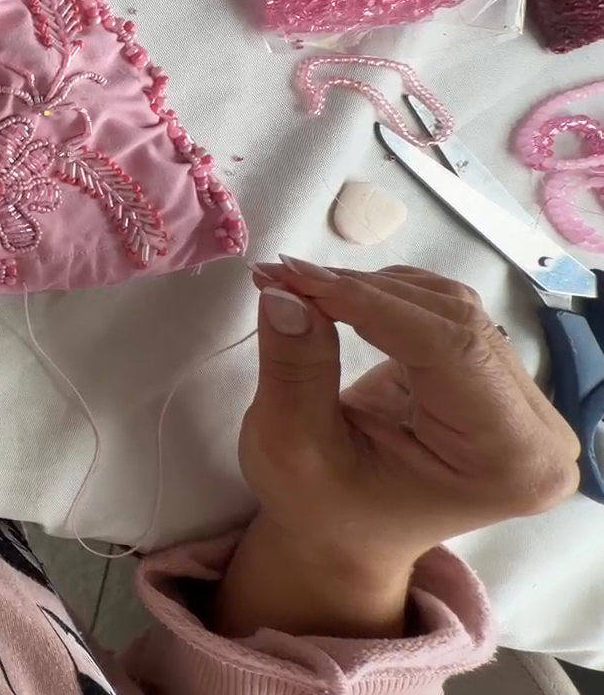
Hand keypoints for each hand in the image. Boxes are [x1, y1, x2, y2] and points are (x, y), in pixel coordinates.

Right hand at [220, 261, 580, 637]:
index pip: (448, 348)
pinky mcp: (487, 387)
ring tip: (294, 287)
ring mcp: (519, 406)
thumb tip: (285, 294)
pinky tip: (328, 301)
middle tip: (277, 276)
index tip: (285, 276)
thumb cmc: (315, 503)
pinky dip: (378, 298)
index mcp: (505, 458)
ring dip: (366, 287)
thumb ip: (294, 367)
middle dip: (359, 289)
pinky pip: (441, 320)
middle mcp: (536, 429)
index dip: (364, 301)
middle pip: (455, 323)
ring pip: (450, 311)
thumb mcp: (289, 441)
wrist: (340, 537)